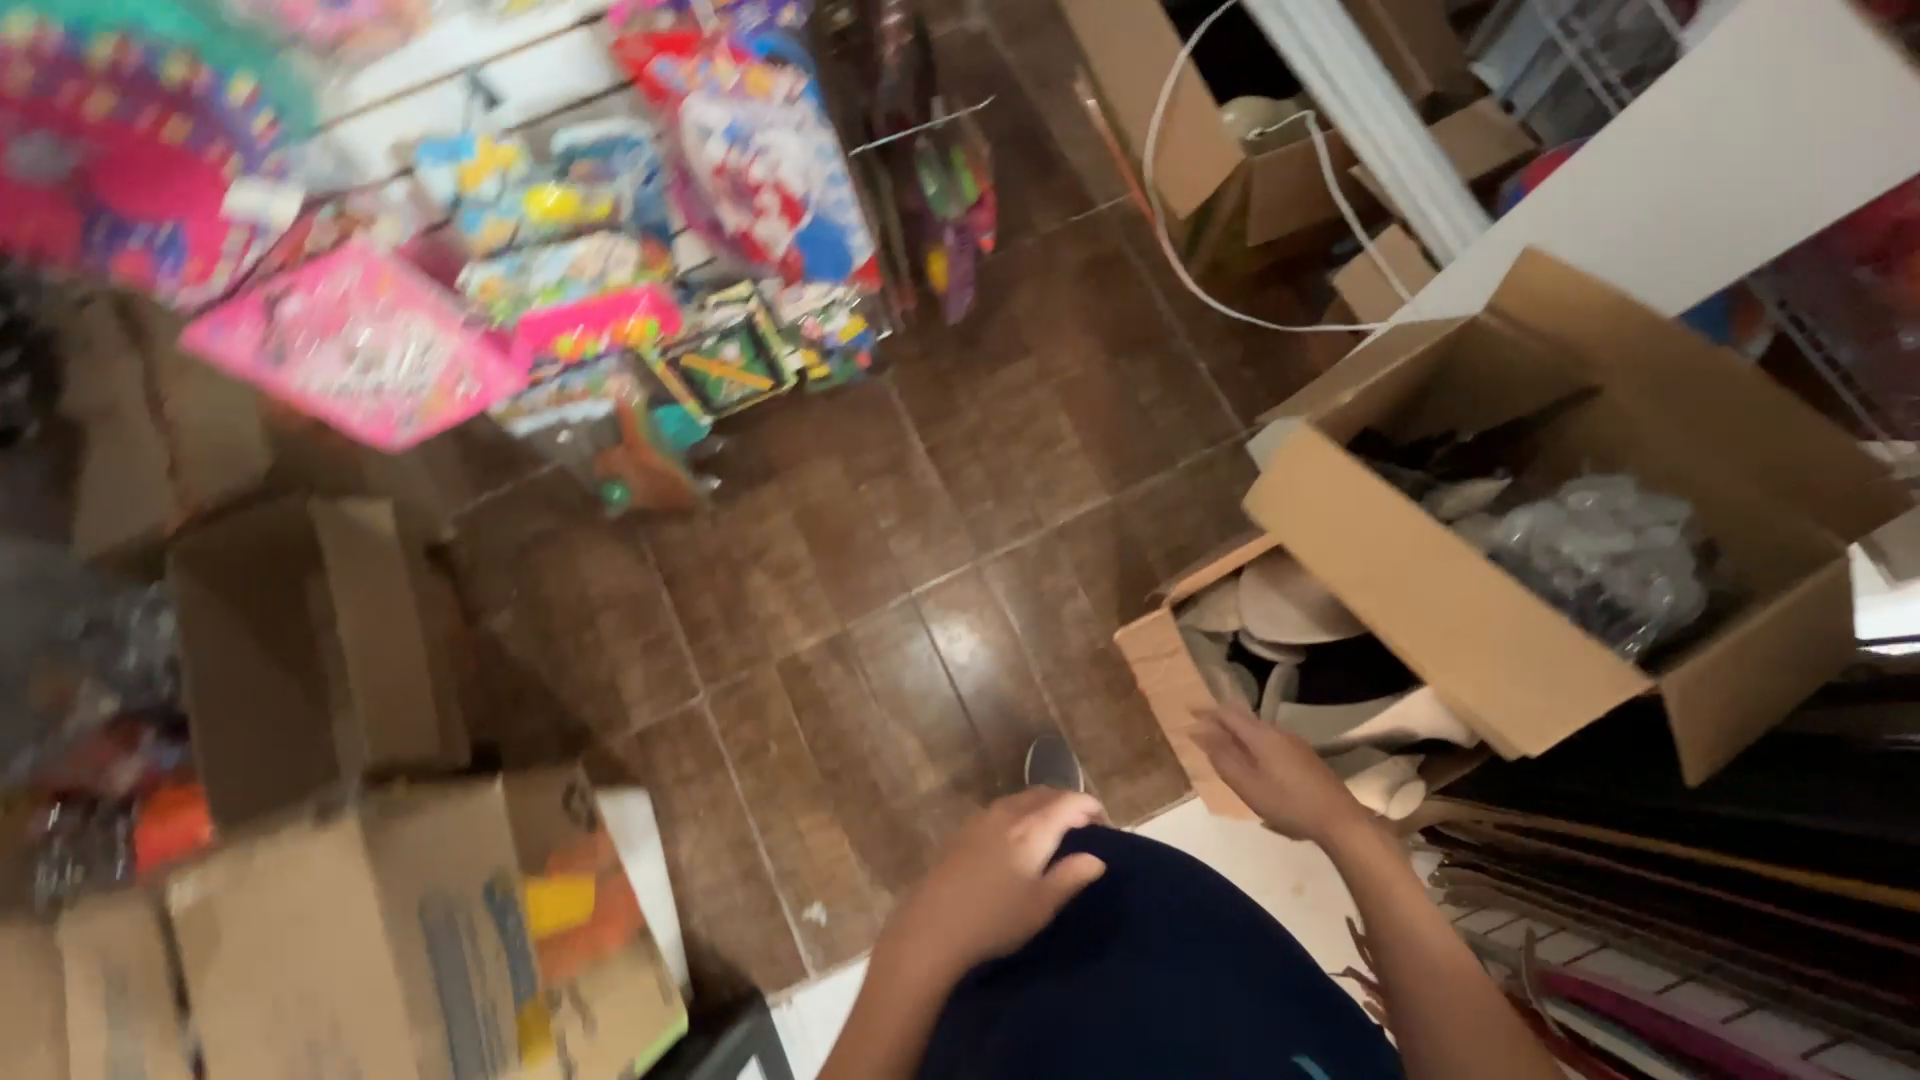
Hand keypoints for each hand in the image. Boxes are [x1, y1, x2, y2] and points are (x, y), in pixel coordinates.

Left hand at [876, 789, 1106, 981]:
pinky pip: (1002, 808)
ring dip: (1044, 806)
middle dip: (1069, 803)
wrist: (933, 926)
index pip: (1071, 801)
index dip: (1092, 807)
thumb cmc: (995, 919)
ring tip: (1055, 832)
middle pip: (1046, 793)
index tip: (1105, 826)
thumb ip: (1071, 876)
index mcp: (1033, 828)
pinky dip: (1021, 813)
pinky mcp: (964, 829)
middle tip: (1083, 828)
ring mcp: (982, 818)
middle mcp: (1008, 813)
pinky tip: (1019, 838)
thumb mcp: (1042, 905)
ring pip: (1022, 799)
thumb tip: (1096, 859)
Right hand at [1192, 705, 1374, 844]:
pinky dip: (1253, 746)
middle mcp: (1277, 732)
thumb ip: (1222, 757)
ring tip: (1224, 751)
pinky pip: (1270, 742)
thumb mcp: (1247, 785)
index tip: (1189, 712)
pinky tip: (1254, 764)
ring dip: (1238, 736)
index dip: (1206, 711)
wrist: (1339, 819)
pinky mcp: (1304, 756)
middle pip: (1243, 720)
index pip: (1227, 713)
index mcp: (1260, 735)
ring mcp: (1294, 743)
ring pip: (1258, 731)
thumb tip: (1201, 733)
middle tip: (1202, 734)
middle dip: (1221, 723)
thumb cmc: (1287, 803)